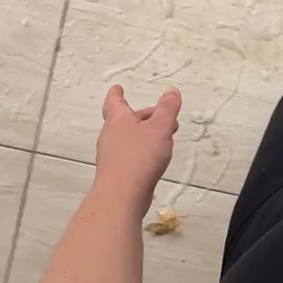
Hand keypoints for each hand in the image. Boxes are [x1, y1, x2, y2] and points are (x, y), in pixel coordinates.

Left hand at [93, 85, 180, 207]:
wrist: (122, 194)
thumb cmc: (140, 155)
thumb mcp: (160, 127)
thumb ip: (168, 109)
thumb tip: (172, 90)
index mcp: (118, 120)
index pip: (115, 102)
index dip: (117, 94)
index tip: (118, 88)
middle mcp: (111, 135)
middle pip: (126, 120)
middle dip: (144, 116)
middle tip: (163, 116)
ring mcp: (112, 155)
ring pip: (129, 138)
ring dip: (145, 134)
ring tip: (165, 137)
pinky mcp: (117, 172)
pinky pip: (130, 154)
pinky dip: (143, 150)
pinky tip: (156, 158)